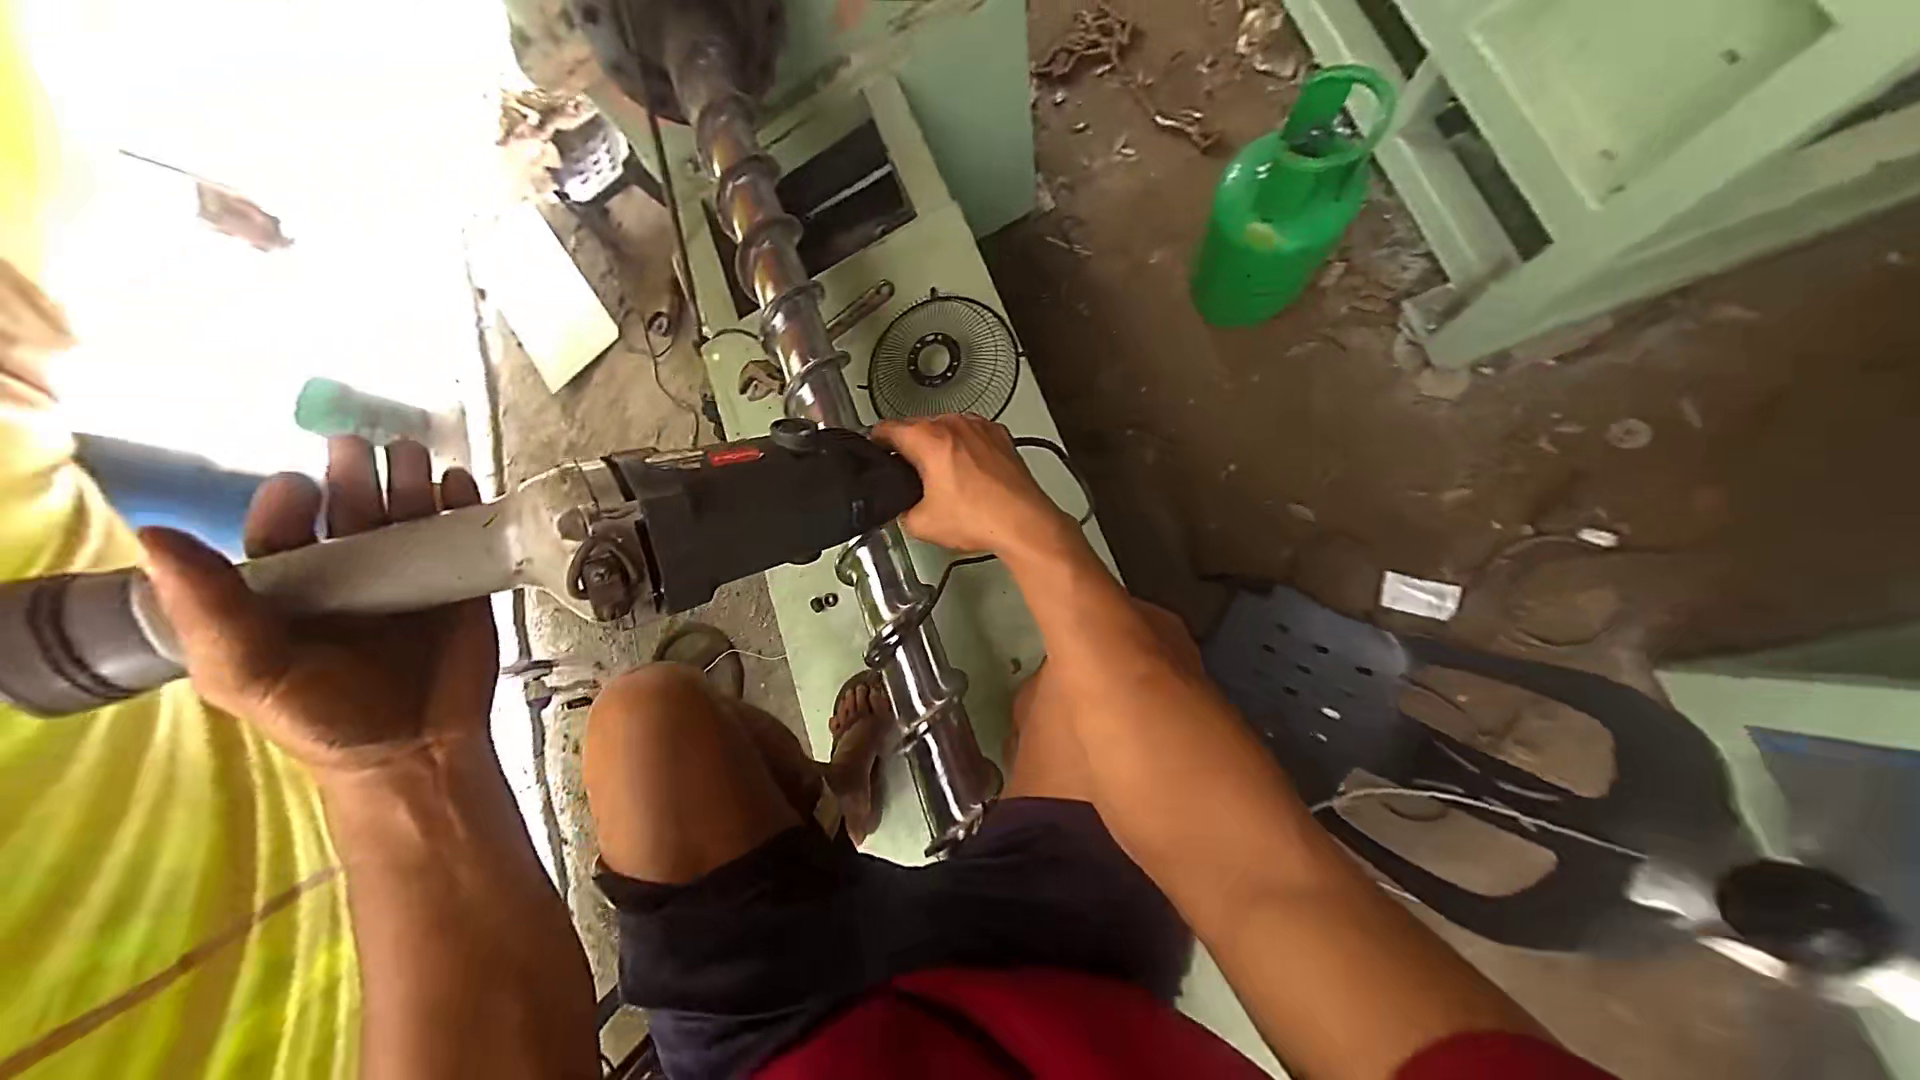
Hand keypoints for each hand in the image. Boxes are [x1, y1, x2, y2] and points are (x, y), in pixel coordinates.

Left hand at [139, 437, 497, 780]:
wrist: (416, 748)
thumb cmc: (325, 716)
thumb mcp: (248, 671)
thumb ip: (208, 608)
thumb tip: (156, 532)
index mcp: (294, 590)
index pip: (287, 530)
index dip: (289, 502)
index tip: (299, 487)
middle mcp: (353, 575)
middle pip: (353, 511)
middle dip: (355, 475)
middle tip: (358, 447)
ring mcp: (413, 577)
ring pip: (409, 515)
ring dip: (410, 480)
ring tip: (412, 454)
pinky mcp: (463, 585)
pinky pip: (462, 537)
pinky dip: (463, 506)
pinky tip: (457, 484)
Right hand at [872, 414, 1073, 557]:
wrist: (1023, 522)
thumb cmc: (983, 518)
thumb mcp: (922, 524)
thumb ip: (900, 509)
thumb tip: (902, 507)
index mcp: (928, 439)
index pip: (886, 428)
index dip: (875, 442)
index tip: (874, 447)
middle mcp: (954, 424)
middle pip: (916, 426)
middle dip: (909, 447)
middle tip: (910, 474)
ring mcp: (979, 427)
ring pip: (945, 428)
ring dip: (938, 446)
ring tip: (944, 478)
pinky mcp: (999, 436)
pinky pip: (971, 435)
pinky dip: (964, 448)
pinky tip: (967, 475)